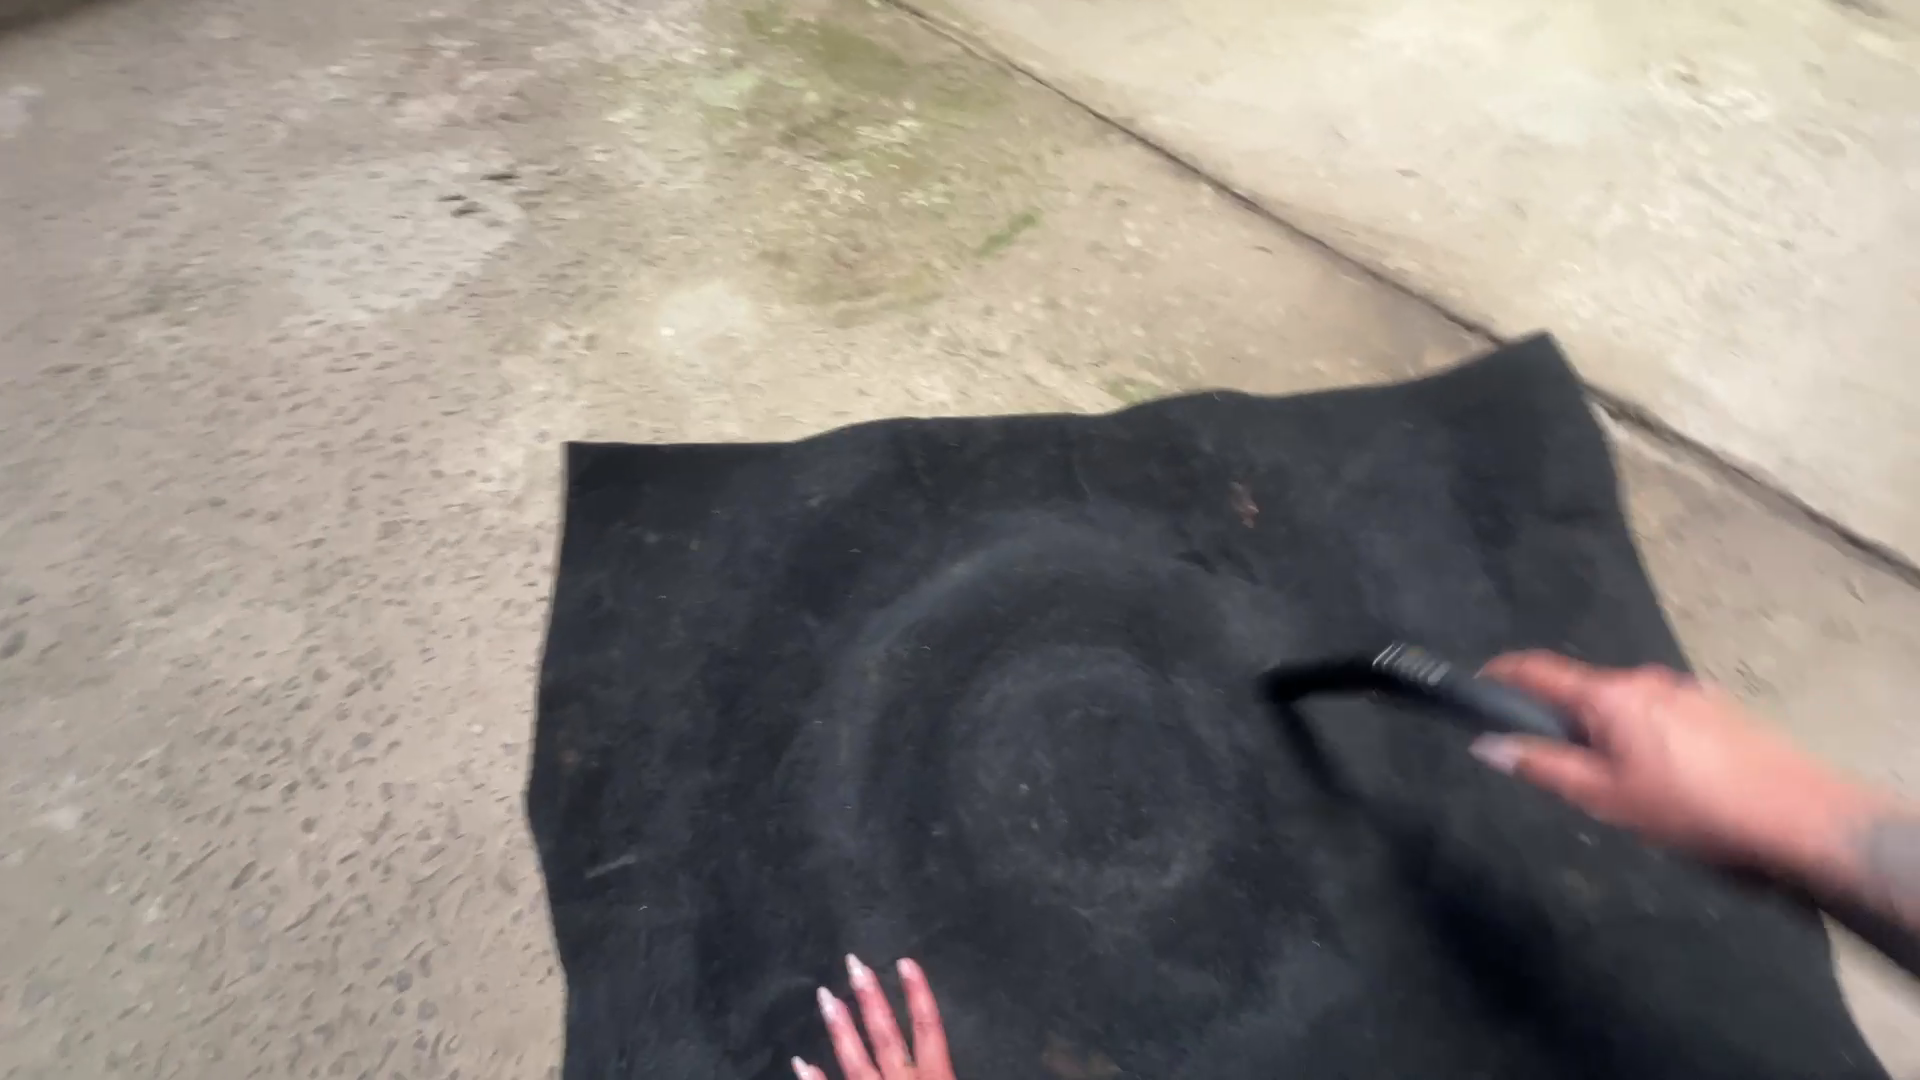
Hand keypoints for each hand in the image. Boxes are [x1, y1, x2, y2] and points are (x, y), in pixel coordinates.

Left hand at [795, 955, 955, 1079]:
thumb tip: (943, 1052)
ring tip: (824, 995)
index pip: (928, 1029)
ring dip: (840, 1028)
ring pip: (855, 1062)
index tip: (905, 962)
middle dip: (870, 999)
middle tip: (854, 964)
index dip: (918, 994)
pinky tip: (801, 1062)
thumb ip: (944, 1069)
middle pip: (886, 1037)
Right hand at [1473, 651, 1868, 873]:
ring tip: (1622, 776)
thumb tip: (1486, 745)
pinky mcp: (1720, 709)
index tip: (1478, 679)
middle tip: (1562, 759)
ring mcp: (1687, 691)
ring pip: (1624, 703)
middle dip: (1563, 717)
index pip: (1537, 669)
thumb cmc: (1695, 807)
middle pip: (1582, 690)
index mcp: (1608, 696)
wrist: (1815, 822)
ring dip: (1608, 727)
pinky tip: (1668, 772)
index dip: (1501, 671)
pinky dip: (1645, 731)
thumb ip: (1541, 766)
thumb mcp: (1604, 797)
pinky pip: (1661, 711)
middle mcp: (1644, 680)